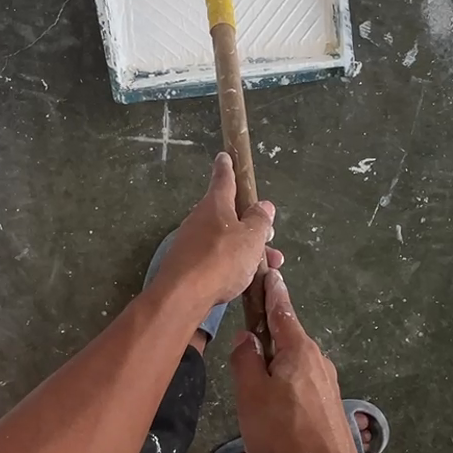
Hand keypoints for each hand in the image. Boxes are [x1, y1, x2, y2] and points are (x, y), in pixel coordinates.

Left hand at [153, 152, 276, 307]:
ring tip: (270, 263)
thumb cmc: (220, 260)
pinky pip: (217, 258)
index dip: (227, 167)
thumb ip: (259, 221)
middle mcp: (200, 220)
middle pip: (228, 214)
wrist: (182, 296)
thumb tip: (263, 205)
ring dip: (248, 248)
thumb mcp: (250, 239)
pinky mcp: (188, 266)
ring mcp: (192, 243)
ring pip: (226, 239)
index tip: (225, 156)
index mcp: (215, 205)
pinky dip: (234, 263)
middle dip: (250, 223)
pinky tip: (248, 279)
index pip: (223, 179)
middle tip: (268, 233)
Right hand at [229, 271, 358, 452]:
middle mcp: (318, 361)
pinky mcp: (329, 409)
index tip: (271, 272)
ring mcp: (327, 386)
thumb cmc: (284, 432)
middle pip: (288, 342)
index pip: (282, 312)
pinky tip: (274, 417)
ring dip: (275, 374)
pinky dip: (285, 392)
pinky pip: (301, 389)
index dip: (273, 292)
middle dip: (268, 342)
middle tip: (246, 350)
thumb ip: (246, 361)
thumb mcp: (252, 395)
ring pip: (294, 369)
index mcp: (299, 350)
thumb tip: (247, 338)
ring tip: (255, 397)